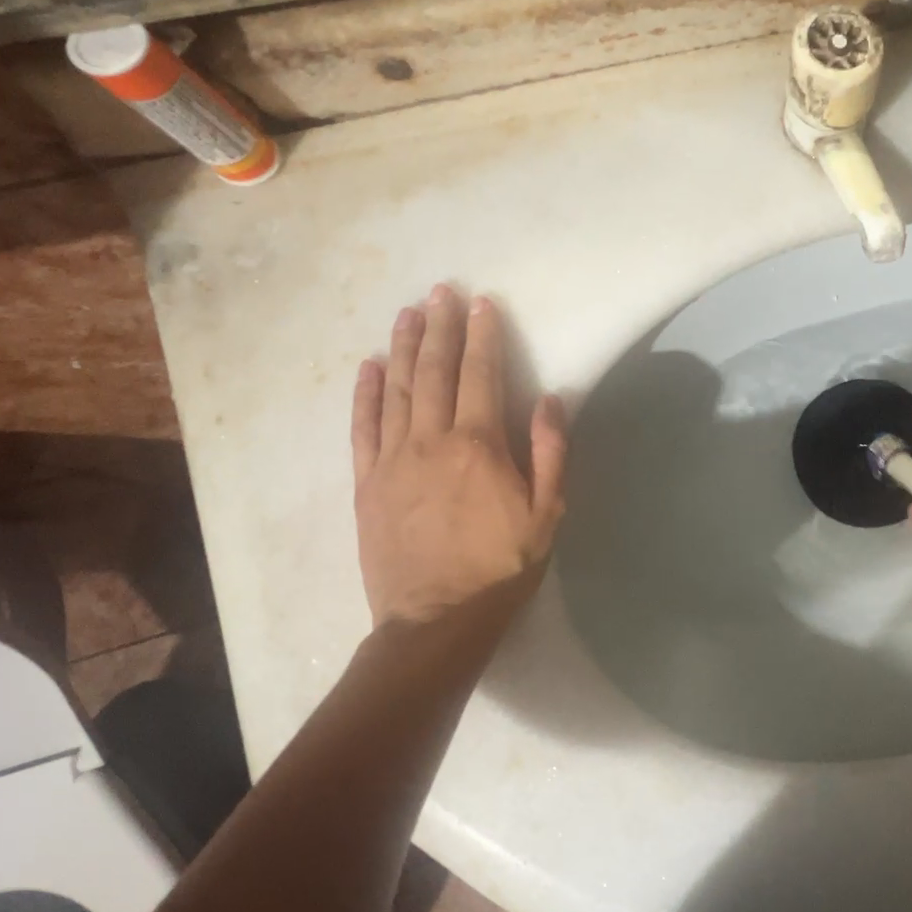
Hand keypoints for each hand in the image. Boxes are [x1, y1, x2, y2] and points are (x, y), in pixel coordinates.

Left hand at [351, 284, 566, 627]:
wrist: (436, 619)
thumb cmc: (503, 567)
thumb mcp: (547, 513)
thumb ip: (549, 452)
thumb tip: (549, 398)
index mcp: (479, 446)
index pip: (481, 376)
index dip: (483, 337)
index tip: (483, 304)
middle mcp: (431, 441)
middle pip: (435, 372)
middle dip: (440, 328)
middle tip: (441, 292)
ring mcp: (392, 460)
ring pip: (397, 390)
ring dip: (404, 347)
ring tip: (408, 313)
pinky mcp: (367, 483)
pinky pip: (362, 427)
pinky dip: (365, 393)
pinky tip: (370, 366)